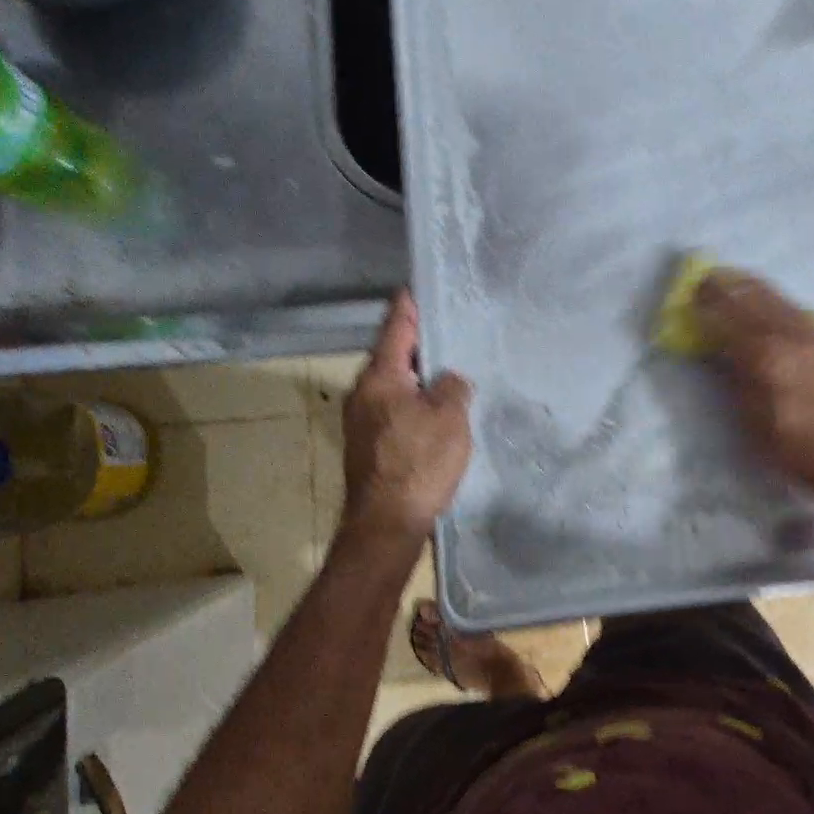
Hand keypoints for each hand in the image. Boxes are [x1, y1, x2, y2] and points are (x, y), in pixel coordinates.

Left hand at [340, 291, 473, 540]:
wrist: (386, 525)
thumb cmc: (419, 463)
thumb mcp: (449, 417)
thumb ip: (452, 386)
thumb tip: (448, 380)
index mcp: (380, 378)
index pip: (396, 330)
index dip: (408, 308)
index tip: (414, 288)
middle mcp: (363, 393)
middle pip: (392, 357)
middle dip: (417, 344)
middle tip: (446, 330)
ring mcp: (361, 421)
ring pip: (393, 385)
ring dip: (417, 376)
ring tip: (448, 370)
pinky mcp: (368, 445)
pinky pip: (394, 409)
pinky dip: (413, 401)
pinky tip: (436, 410)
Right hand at [693, 270, 813, 495]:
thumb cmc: (790, 447)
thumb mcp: (750, 417)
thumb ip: (734, 376)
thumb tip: (719, 348)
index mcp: (766, 359)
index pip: (730, 320)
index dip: (709, 305)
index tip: (692, 292)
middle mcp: (790, 339)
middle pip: (754, 301)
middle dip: (728, 287)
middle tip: (708, 277)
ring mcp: (812, 338)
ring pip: (778, 300)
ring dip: (752, 287)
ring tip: (734, 279)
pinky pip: (795, 310)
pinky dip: (775, 299)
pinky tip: (767, 299)